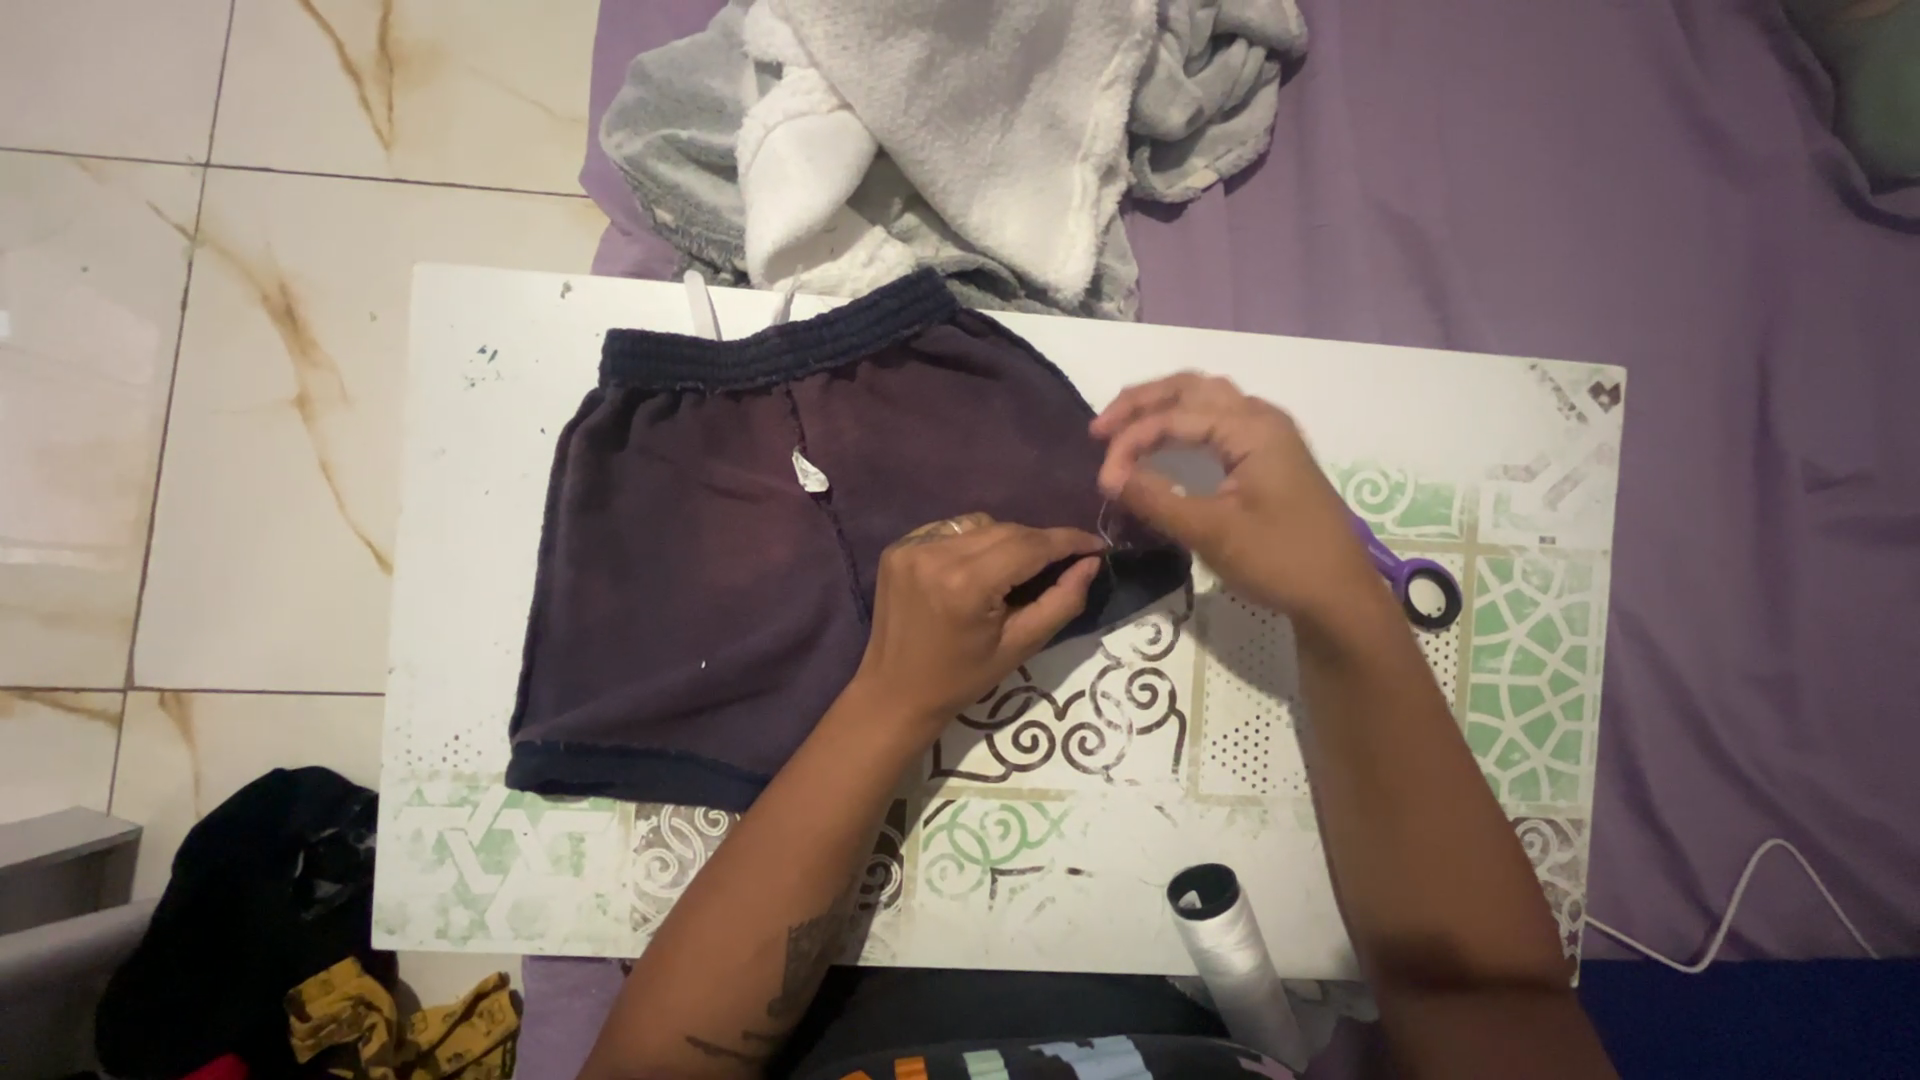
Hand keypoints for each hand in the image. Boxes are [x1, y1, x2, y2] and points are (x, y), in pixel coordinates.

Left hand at [851, 513, 1103, 733]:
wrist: (894, 692)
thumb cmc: (962, 678)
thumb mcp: (1020, 646)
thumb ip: (1062, 601)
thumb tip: (1090, 562)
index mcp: (967, 584)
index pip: (1030, 545)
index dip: (1068, 541)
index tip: (1096, 545)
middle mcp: (936, 554)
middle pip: (1007, 530)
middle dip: (1040, 542)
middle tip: (1063, 562)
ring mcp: (911, 547)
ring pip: (980, 524)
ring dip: (1006, 540)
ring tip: (1014, 570)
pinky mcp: (898, 547)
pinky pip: (951, 530)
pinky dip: (972, 542)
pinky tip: (975, 569)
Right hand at [1091, 373, 1380, 626]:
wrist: (1339, 596)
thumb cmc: (1280, 560)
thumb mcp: (1211, 533)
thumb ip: (1157, 499)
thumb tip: (1108, 478)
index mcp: (1252, 428)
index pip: (1174, 417)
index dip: (1131, 442)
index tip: (1103, 480)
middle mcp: (1261, 419)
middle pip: (1191, 388)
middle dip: (1140, 404)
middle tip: (1099, 429)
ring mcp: (1269, 436)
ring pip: (1205, 400)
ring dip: (1161, 409)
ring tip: (1123, 429)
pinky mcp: (1269, 457)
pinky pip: (1218, 422)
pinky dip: (1183, 424)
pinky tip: (1165, 443)